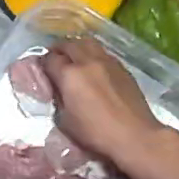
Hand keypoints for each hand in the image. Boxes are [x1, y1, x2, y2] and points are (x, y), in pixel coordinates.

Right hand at [41, 39, 170, 168]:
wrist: (135, 136)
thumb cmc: (96, 133)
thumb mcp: (66, 122)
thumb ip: (58, 100)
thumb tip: (58, 89)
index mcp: (69, 75)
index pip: (50, 58)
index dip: (43, 63)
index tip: (43, 70)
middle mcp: (87, 62)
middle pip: (68, 44)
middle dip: (58, 49)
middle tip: (55, 59)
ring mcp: (107, 62)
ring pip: (87, 42)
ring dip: (76, 47)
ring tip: (74, 57)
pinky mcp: (122, 67)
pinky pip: (102, 52)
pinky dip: (93, 54)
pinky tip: (94, 66)